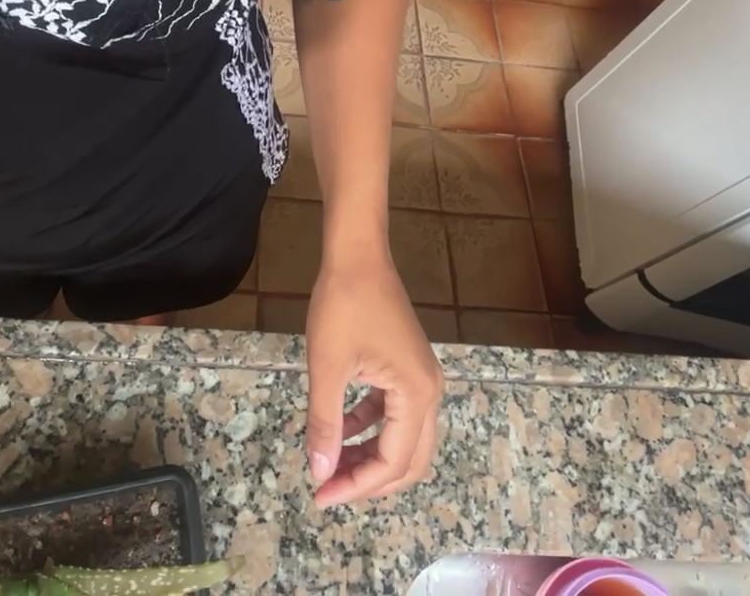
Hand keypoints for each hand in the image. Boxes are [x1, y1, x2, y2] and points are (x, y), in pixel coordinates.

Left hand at [303, 241, 443, 507]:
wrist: (357, 255)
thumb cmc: (342, 305)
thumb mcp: (327, 366)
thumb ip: (325, 423)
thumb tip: (321, 473)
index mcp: (416, 394)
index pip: (393, 461)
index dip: (357, 485)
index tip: (320, 495)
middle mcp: (429, 390)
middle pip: (408, 458)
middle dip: (369, 479)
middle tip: (328, 488)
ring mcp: (421, 377)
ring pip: (403, 437)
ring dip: (370, 454)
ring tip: (331, 464)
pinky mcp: (407, 365)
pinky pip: (394, 411)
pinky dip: (370, 426)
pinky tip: (342, 427)